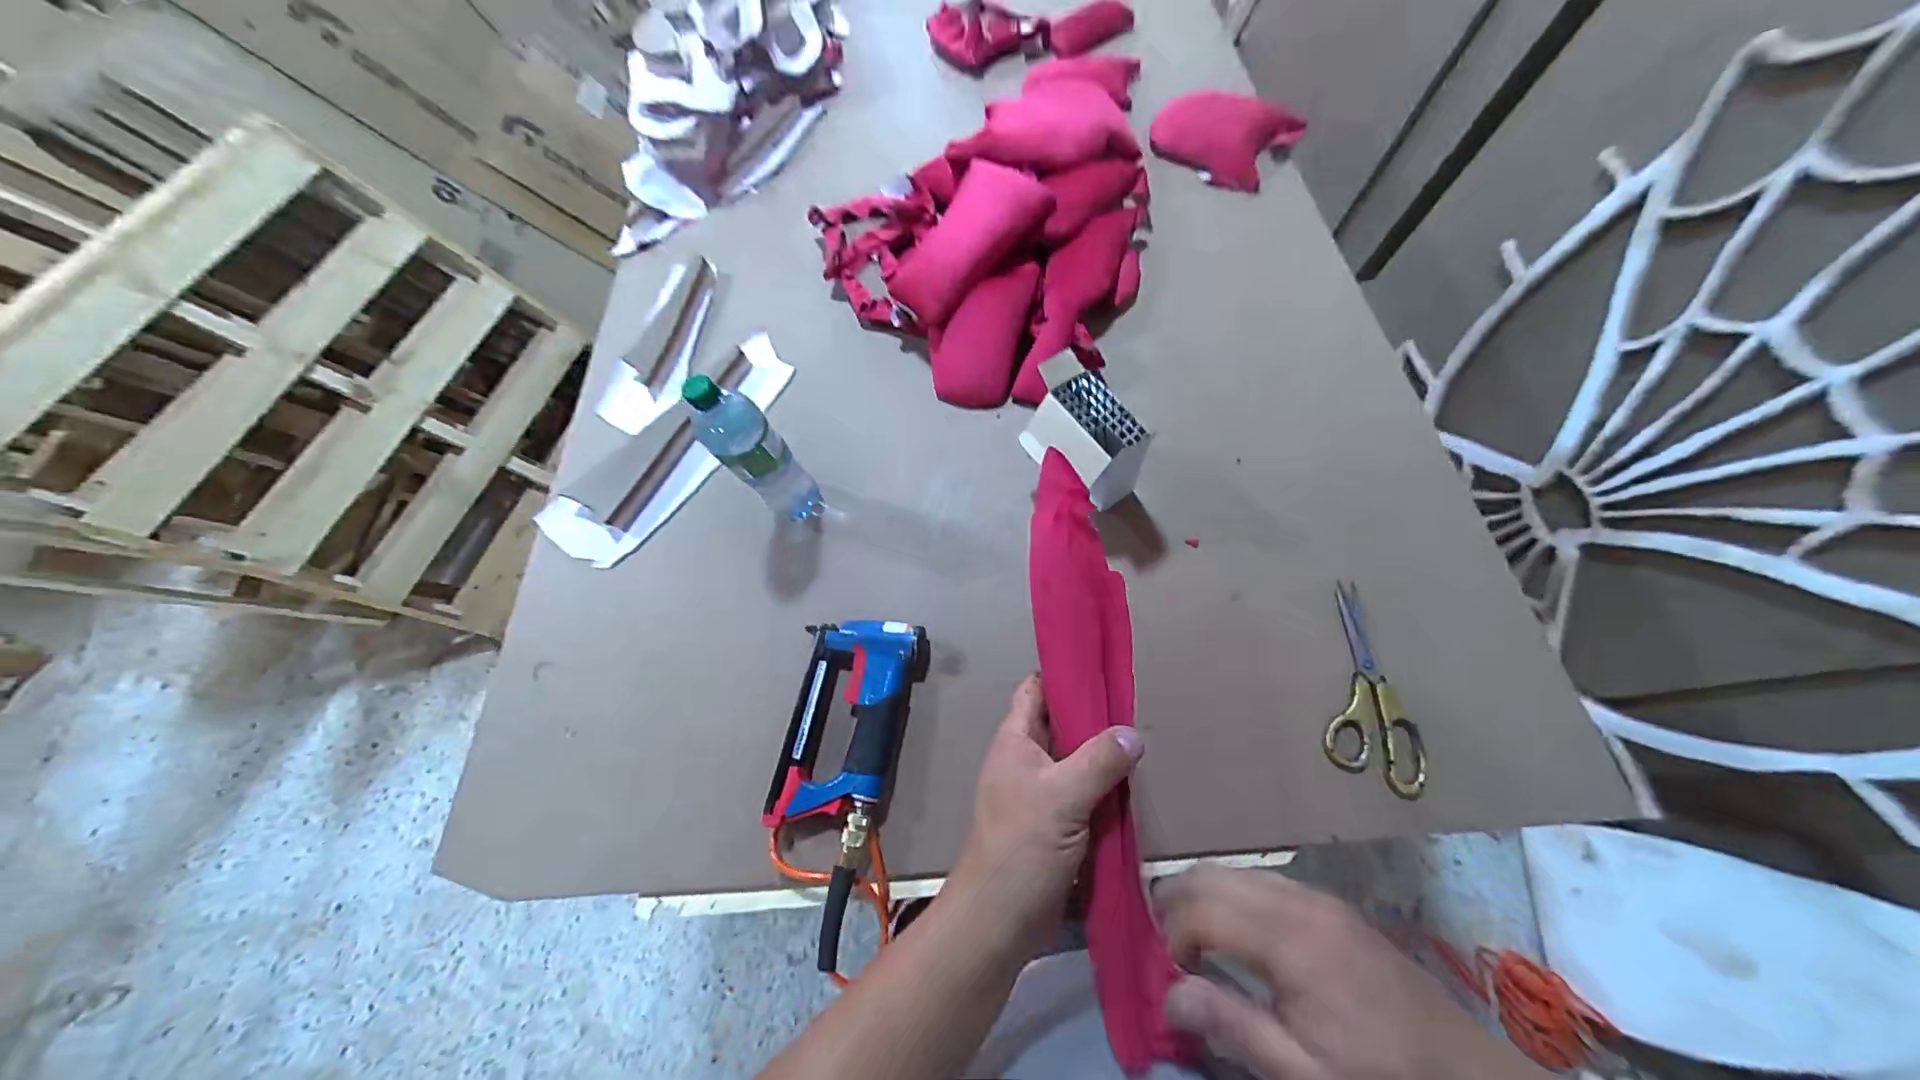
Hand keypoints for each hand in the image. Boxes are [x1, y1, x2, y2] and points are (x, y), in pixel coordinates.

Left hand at [945, 673, 1143, 954]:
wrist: (1000, 918)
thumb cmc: (1021, 846)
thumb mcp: (1063, 796)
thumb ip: (1100, 761)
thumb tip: (1133, 734)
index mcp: (1015, 741)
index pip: (1035, 690)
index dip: (1063, 676)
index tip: (1101, 668)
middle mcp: (1025, 760)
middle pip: (1060, 724)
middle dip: (1093, 717)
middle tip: (1134, 711)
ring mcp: (1038, 793)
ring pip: (1075, 761)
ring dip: (1102, 758)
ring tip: (1139, 748)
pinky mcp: (1053, 824)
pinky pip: (1082, 794)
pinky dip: (1102, 790)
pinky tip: (1130, 790)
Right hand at [1157, 865, 1548, 1079]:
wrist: (1467, 1074)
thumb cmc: (1379, 1077)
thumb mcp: (1304, 1074)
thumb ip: (1232, 1027)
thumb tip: (1167, 994)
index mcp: (1289, 940)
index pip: (1199, 909)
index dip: (1169, 937)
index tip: (1169, 977)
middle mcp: (1297, 900)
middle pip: (1207, 875)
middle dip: (1173, 906)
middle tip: (1167, 953)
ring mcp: (1315, 895)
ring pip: (1230, 871)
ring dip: (1199, 897)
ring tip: (1193, 945)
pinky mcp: (1328, 901)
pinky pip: (1258, 879)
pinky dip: (1229, 895)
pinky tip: (1235, 936)